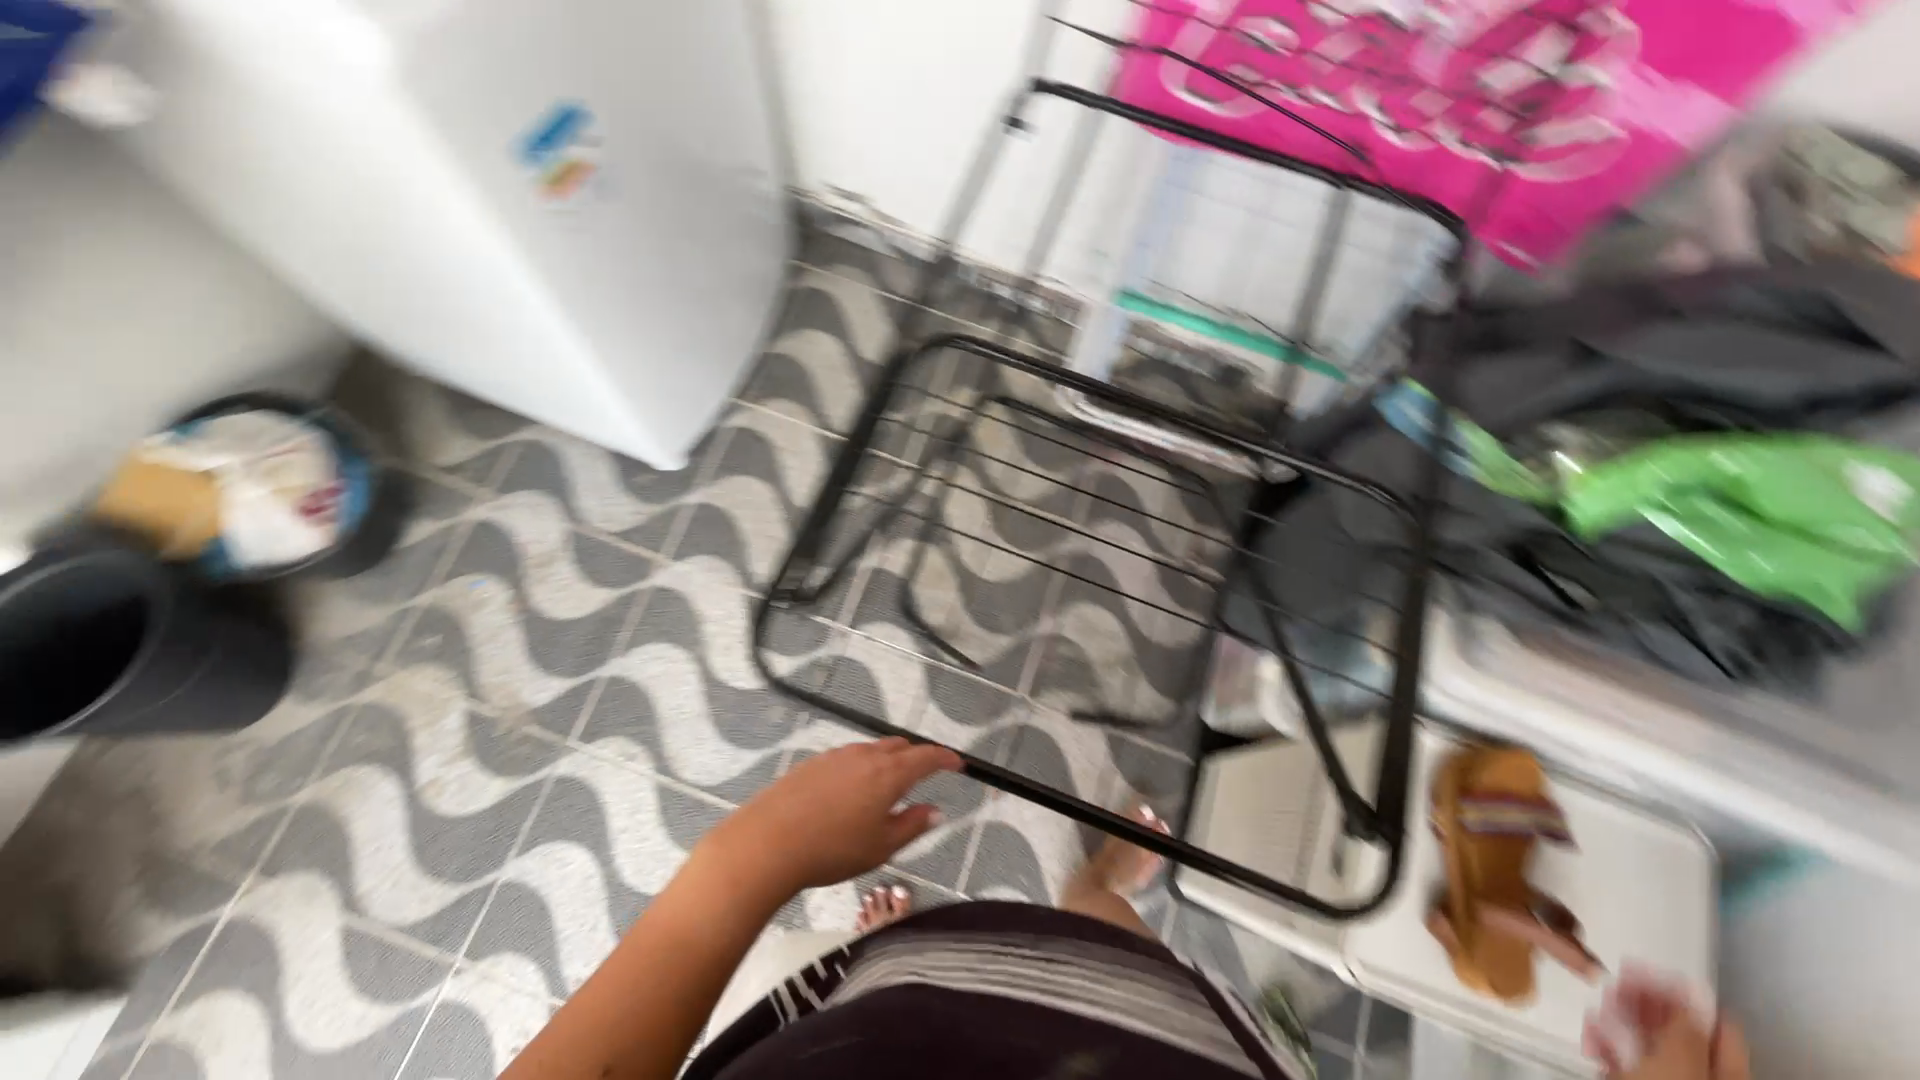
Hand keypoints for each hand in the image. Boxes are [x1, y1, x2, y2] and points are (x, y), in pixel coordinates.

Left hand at [698, 738, 963, 896]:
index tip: (959, 764)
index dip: (945, 758)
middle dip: (917, 756)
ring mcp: (834, 757)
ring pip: (871, 750)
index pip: (926, 757)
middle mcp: (864, 756)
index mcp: (888, 774)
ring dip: (887, 761)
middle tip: (926, 773)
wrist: (767, 843)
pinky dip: (862, 767)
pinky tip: (852, 791)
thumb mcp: (881, 847)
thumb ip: (912, 825)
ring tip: (889, 784)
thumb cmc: (832, 850)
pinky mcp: (811, 764)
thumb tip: (935, 811)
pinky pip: (847, 758)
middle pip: (898, 747)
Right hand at [1587, 972, 1750, 1079]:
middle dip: (1649, 1004)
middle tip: (1621, 978)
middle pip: (1682, 1033)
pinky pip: (1627, 1064)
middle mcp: (1705, 1078)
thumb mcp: (1679, 1062)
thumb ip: (1686, 1025)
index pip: (1719, 1024)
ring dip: (1625, 1020)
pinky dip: (1610, 1045)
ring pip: (1651, 1047)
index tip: (1650, 967)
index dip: (1685, 993)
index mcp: (1726, 1073)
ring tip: (1602, 1001)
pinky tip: (1594, 1033)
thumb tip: (1689, 990)